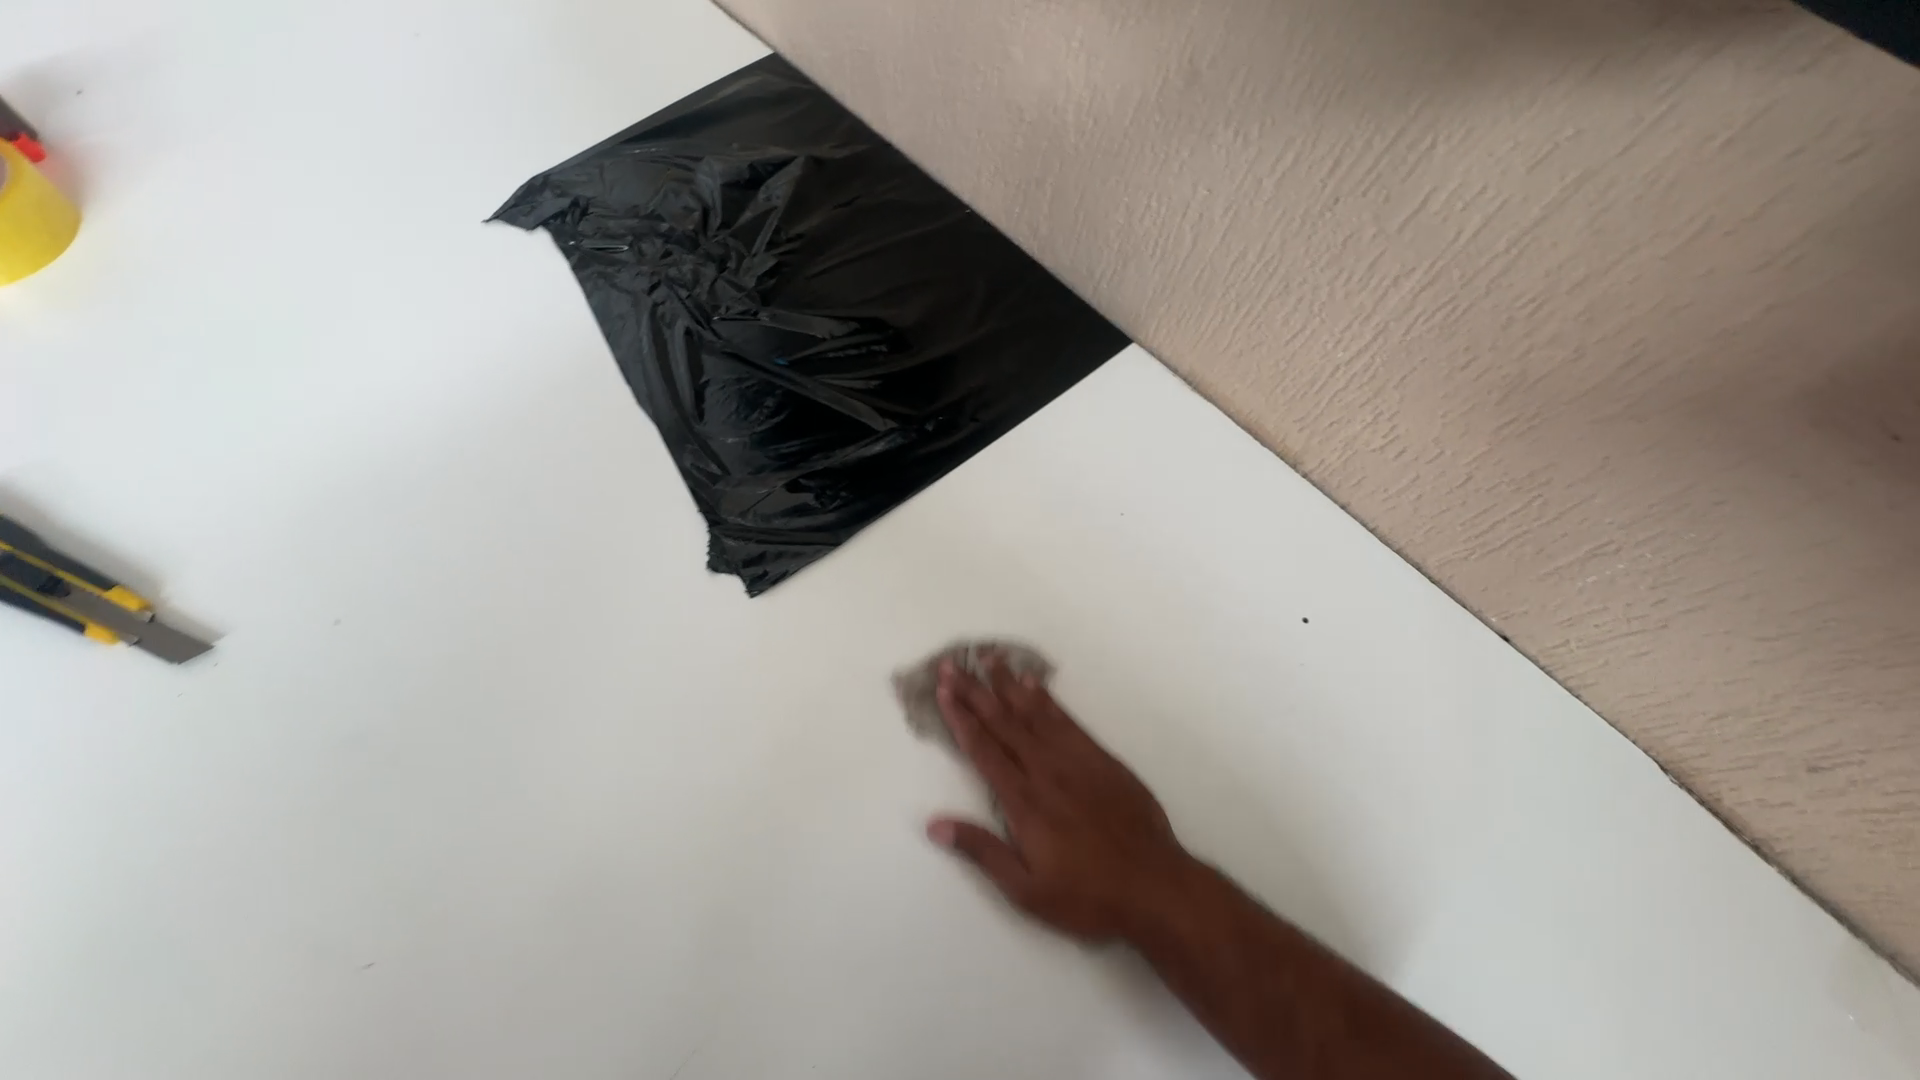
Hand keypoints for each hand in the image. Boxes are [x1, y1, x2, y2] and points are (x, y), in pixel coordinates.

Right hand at [928, 655, 1198, 943]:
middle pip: (1003, 723)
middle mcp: (1045, 771)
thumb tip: (934, 824)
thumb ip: (981, 851)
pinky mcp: (1102, 759)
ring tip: (989, 658)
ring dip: (1008, 685)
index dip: (961, 719)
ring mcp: (1076, 761)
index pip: (983, 750)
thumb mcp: (1027, 890)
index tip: (943, 692)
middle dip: (975, 693)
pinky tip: (1035, 684)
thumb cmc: (1087, 895)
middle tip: (952, 666)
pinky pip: (1068, 720)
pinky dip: (1047, 699)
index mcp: (1023, 802)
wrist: (1156, 886)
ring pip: (1034, 713)